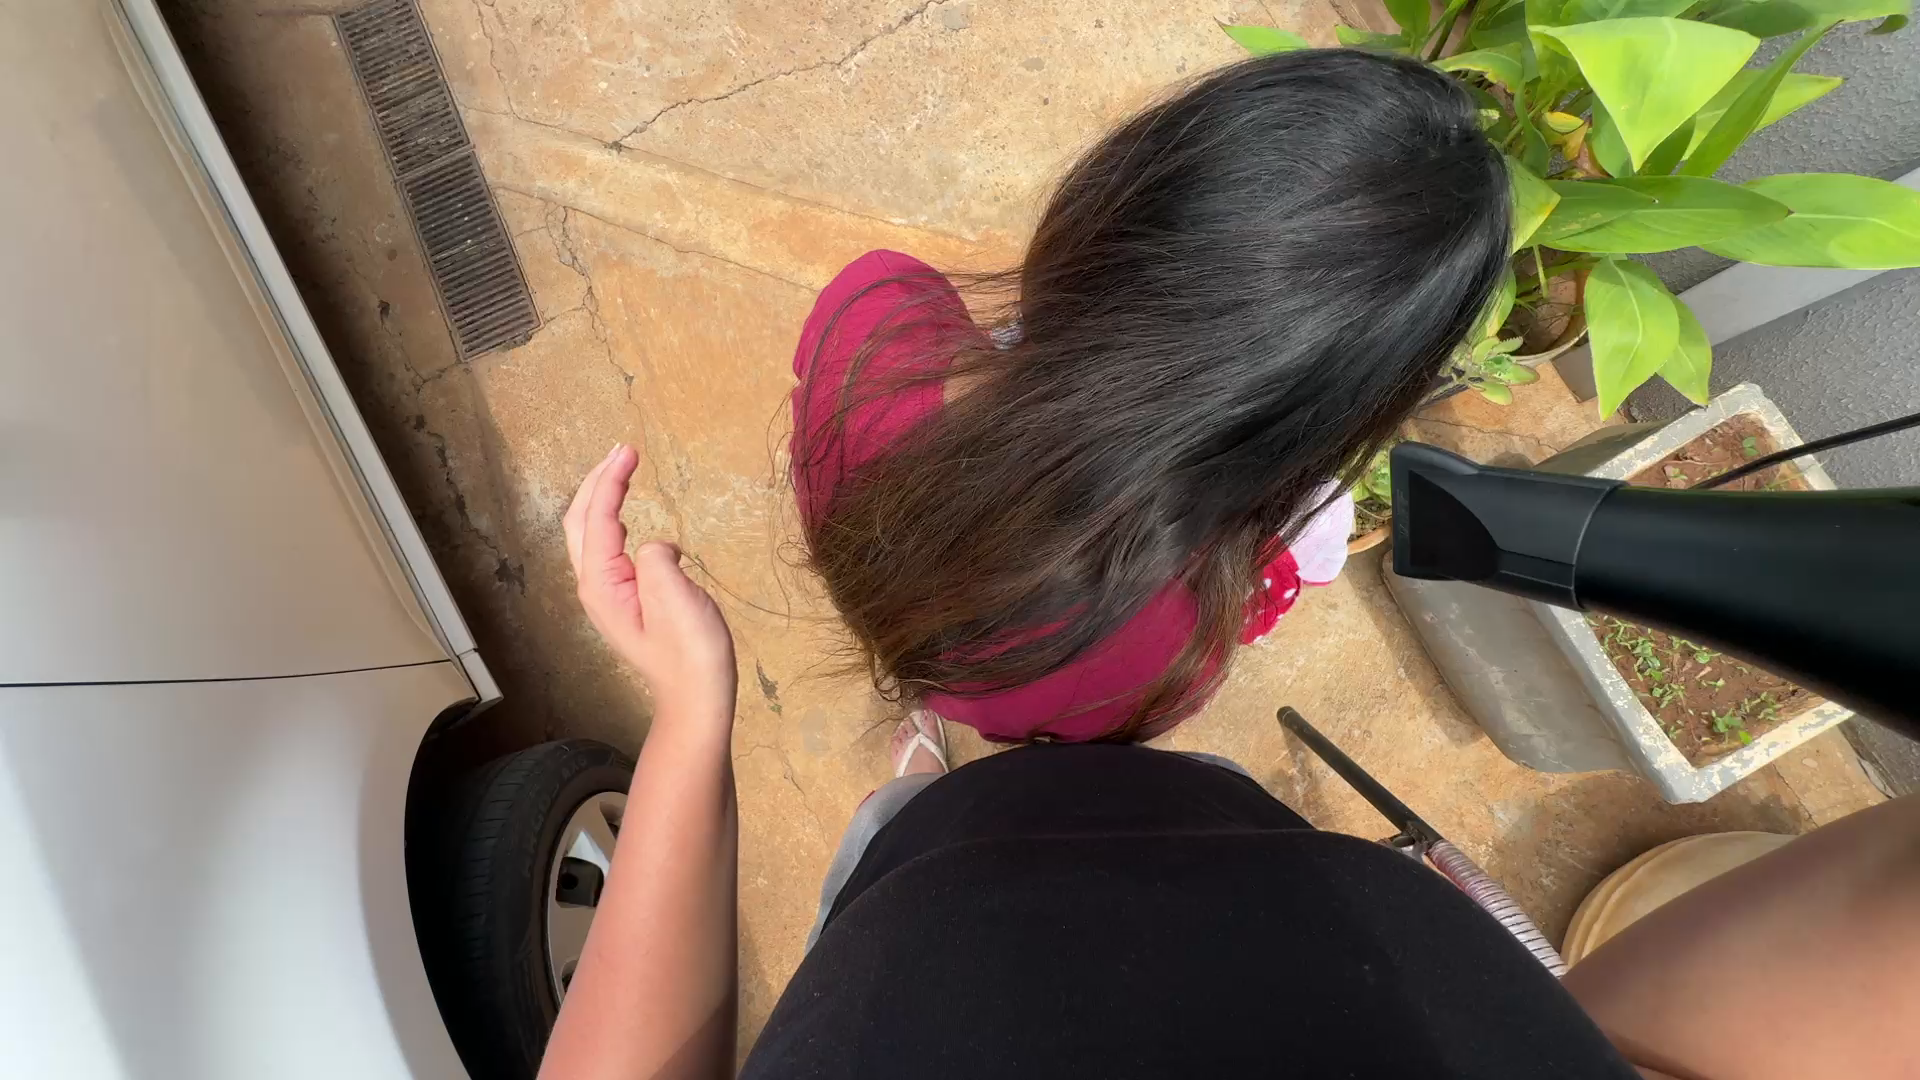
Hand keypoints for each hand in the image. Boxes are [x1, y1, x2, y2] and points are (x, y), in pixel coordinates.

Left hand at [563, 444, 736, 723]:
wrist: (696, 695)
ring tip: (623, 471)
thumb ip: (656, 560)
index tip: (630, 450)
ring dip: (604, 499)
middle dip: (597, 481)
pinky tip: (634, 520)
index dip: (610, 480)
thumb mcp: (676, 600)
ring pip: (593, 535)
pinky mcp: (627, 600)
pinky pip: (612, 551)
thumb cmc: (690, 652)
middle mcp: (596, 586)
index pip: (598, 519)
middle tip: (623, 451)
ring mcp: (609, 595)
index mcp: (603, 584)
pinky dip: (617, 522)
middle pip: (581, 522)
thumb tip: (655, 547)